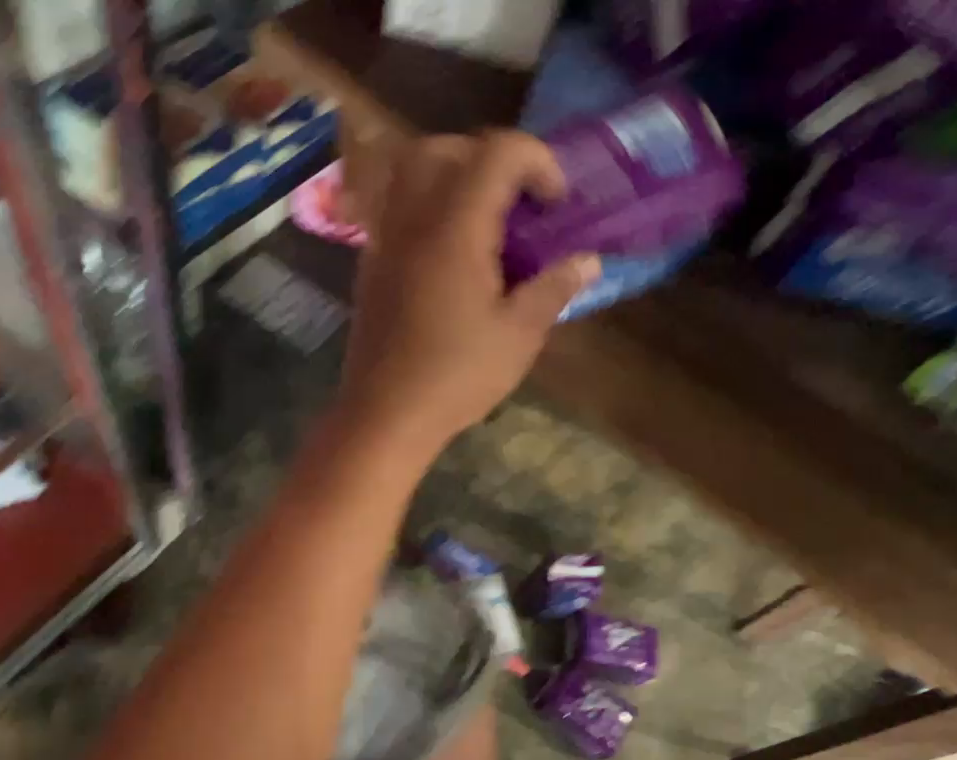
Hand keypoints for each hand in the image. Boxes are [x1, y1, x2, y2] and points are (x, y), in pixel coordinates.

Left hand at [339, 133, 599, 456]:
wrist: (384, 415)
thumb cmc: (455, 377)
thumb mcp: (519, 335)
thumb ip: (554, 287)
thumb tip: (588, 260)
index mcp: (454, 227)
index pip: (496, 152)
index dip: (537, 161)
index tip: (555, 204)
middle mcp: (412, 219)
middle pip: (445, 148)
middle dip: (490, 159)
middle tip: (517, 203)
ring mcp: (383, 239)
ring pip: (407, 169)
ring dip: (448, 173)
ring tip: (478, 215)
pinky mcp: (369, 264)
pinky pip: (391, 206)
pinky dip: (421, 204)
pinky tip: (445, 248)